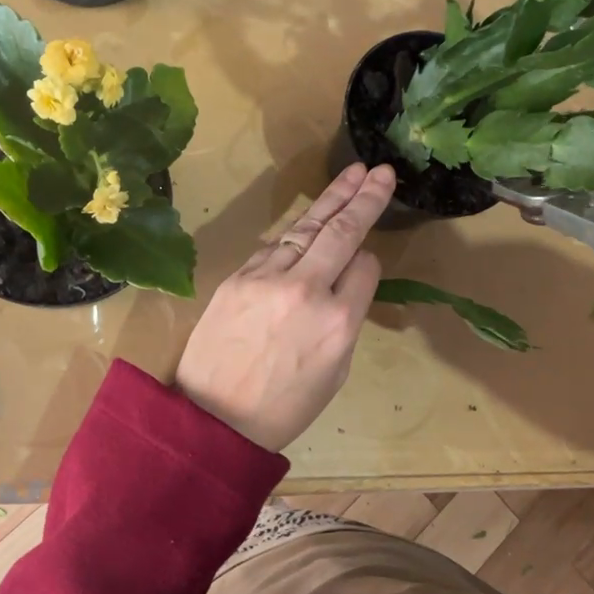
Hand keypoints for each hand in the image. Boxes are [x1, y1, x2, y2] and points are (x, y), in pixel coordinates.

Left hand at [175, 163, 392, 451]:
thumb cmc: (282, 409)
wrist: (213, 420)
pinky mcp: (237, 277)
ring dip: (331, 200)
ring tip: (353, 175)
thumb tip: (346, 286)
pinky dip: (293, 235)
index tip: (366, 260)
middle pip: (341, 233)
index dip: (368, 261)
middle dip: (364, 199)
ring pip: (304, 229)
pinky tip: (308, 222)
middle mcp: (306, 290)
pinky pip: (273, 247)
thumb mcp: (334, 373)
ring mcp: (267, 279)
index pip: (365, 268)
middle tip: (381, 172)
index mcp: (339, 323)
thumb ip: (345, 322)